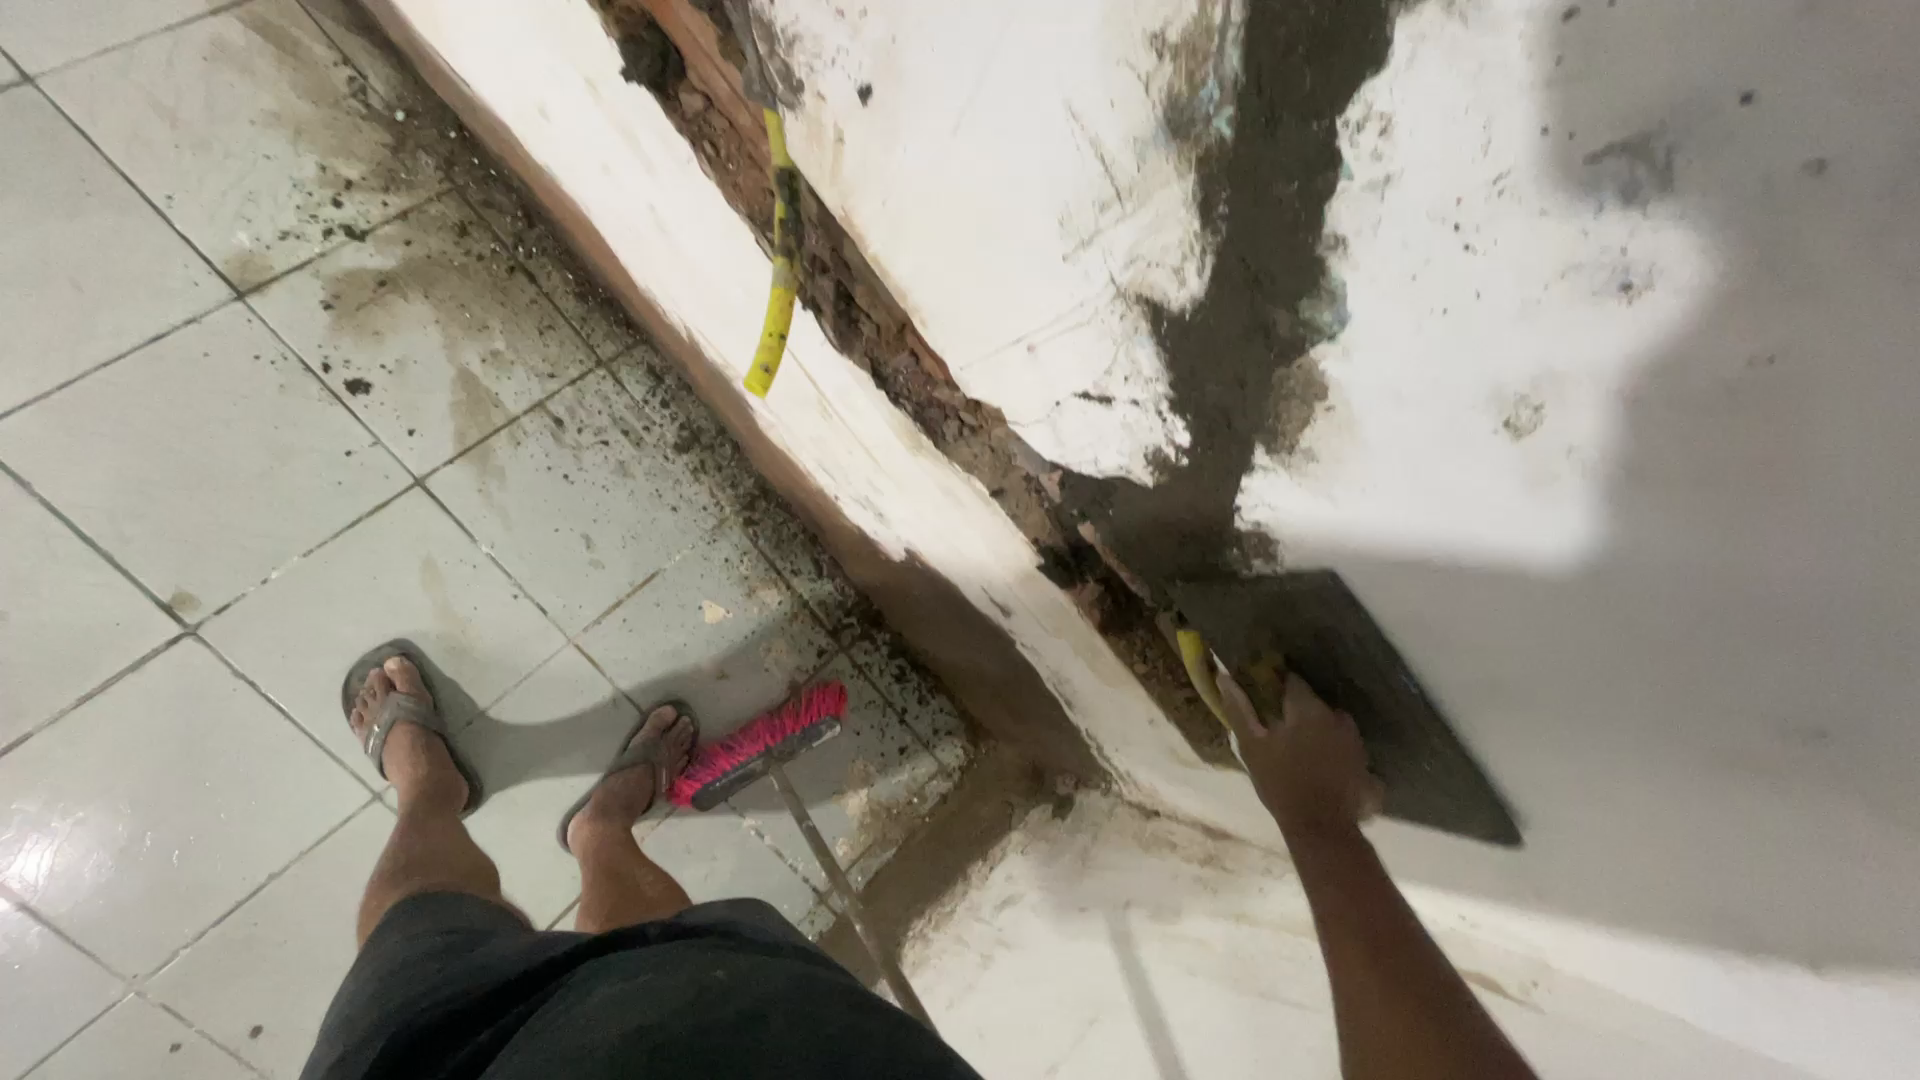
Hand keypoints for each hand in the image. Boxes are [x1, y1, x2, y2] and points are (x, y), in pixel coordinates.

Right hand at [1217, 664, 1383, 838]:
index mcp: (1308, 709)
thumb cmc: (1280, 783)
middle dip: (1296, 711)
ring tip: (1298, 749)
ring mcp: (1355, 740)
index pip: (1293, 682)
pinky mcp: (1364, 762)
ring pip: (1329, 723)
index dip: (1276, 687)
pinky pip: (1342, 744)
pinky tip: (1318, 766)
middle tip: (1277, 729)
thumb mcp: (1251, 746)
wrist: (1321, 827)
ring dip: (1315, 729)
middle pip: (1312, 703)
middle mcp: (1337, 717)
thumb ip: (1239, 709)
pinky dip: (1330, 748)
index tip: (1264, 699)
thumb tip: (1224, 677)